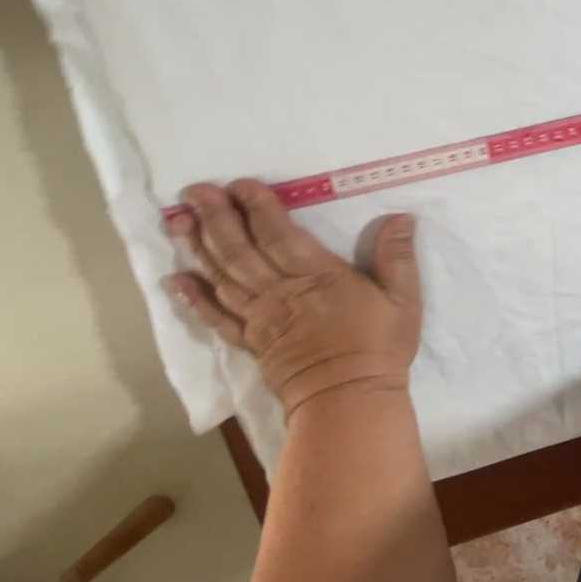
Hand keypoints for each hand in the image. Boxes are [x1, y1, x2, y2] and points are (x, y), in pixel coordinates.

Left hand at [166, 180, 422, 418]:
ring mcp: (259, 317)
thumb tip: (401, 217)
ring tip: (177, 220)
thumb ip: (397, 257)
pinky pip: (215, 316)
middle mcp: (281, 292)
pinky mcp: (250, 341)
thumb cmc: (380, 344)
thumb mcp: (404, 298)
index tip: (241, 184)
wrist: (347, 397)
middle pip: (241, 251)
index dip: (260, 208)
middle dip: (217, 218)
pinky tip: (176, 279)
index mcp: (319, 277)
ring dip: (197, 247)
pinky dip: (193, 298)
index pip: (281, 235)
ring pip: (222, 277)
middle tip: (195, 191)